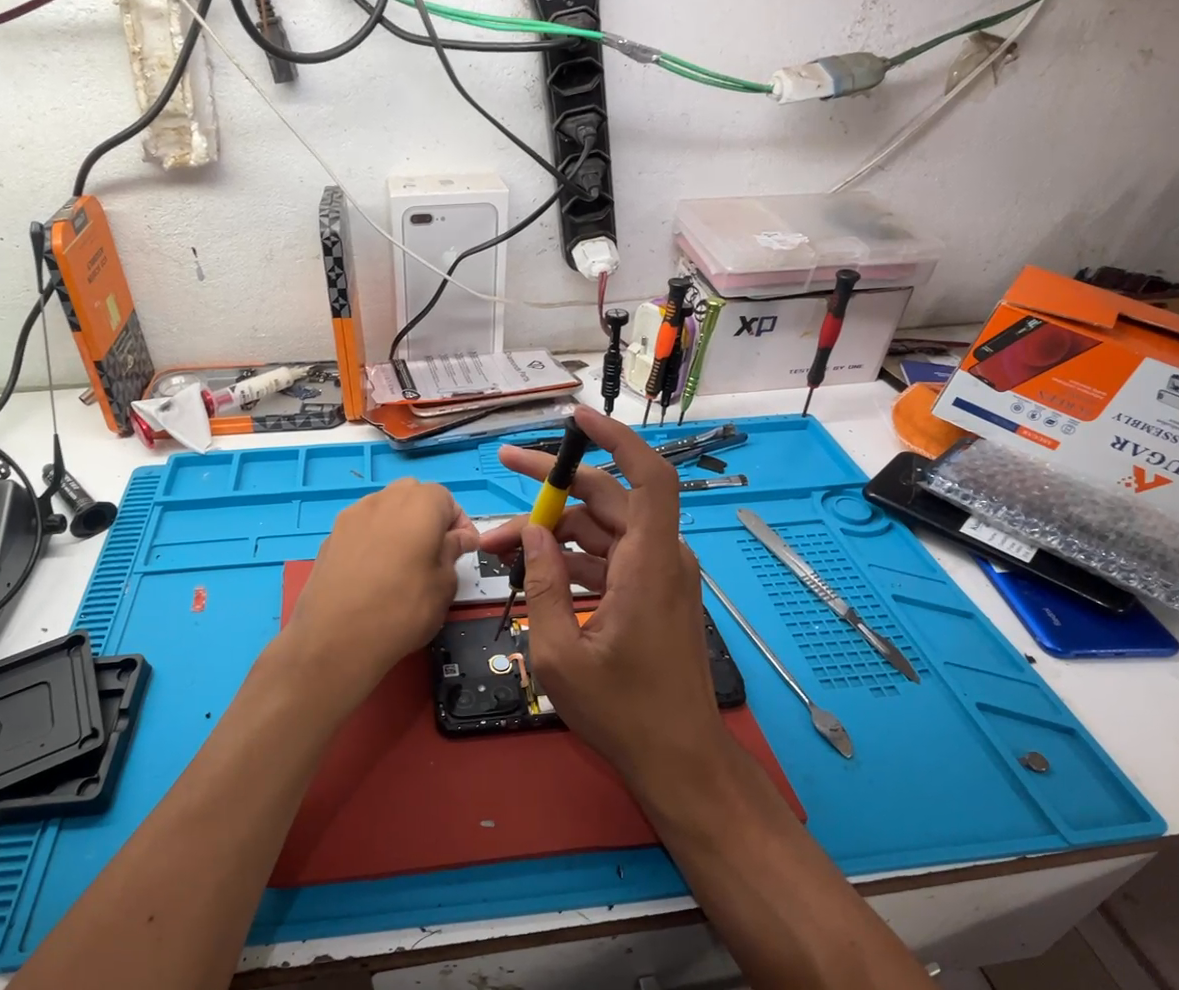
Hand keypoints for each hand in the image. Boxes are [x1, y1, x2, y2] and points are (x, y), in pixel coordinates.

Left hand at [287, 478, 477, 691]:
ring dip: (399, 525)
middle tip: (435, 553)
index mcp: (418, 505)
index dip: (458, 522)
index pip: (446, 498)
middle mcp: (383, 500)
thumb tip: (458, 537)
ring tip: (404, 563)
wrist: (337, 638)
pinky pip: (362, 528)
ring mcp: (351, 516)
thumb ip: (452, 552)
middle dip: (427, 517)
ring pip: (384, 508)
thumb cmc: (403, 610)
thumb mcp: (444, 584)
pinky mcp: (330, 537)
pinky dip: (374, 540)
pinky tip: (374, 573)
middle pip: (412, 495)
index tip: (462, 549)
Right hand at [479, 407, 729, 780]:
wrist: (678, 759)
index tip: (575, 418)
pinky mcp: (654, 597)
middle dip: (554, 485)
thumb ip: (542, 584)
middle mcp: (661, 559)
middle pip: (609, 499)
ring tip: (500, 546)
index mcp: (649, 564)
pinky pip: (611, 560)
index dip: (615, 438)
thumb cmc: (622, 710)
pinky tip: (534, 572)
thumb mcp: (559, 652)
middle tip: (504, 469)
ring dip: (555, 532)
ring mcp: (660, 578)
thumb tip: (531, 532)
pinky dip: (574, 560)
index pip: (647, 475)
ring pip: (604, 531)